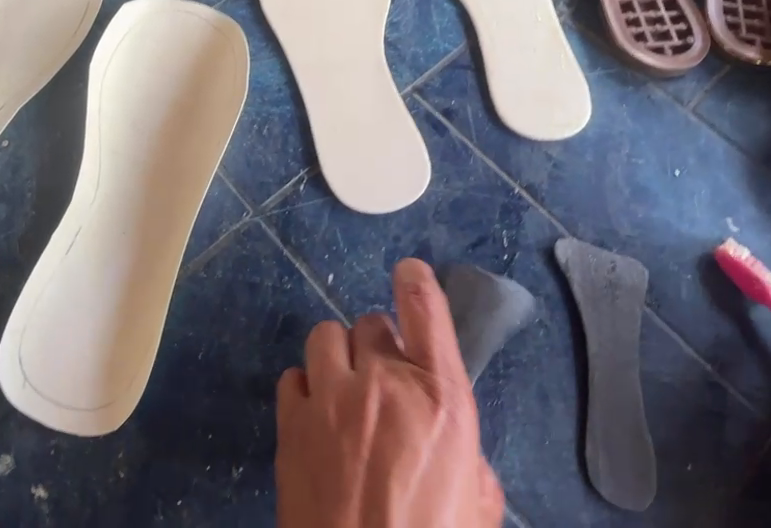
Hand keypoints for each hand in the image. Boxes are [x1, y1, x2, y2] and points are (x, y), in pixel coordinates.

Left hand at [276, 258, 503, 527]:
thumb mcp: (477, 499)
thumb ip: (465, 451)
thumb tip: (447, 439)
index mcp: (441, 398)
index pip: (426, 309)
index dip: (415, 280)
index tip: (407, 271)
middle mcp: (385, 384)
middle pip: (372, 322)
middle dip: (379, 345)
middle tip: (383, 379)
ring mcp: (333, 399)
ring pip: (326, 335)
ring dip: (339, 356)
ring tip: (344, 388)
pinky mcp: (292, 423)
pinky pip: (294, 376)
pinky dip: (306, 388)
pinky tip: (315, 415)